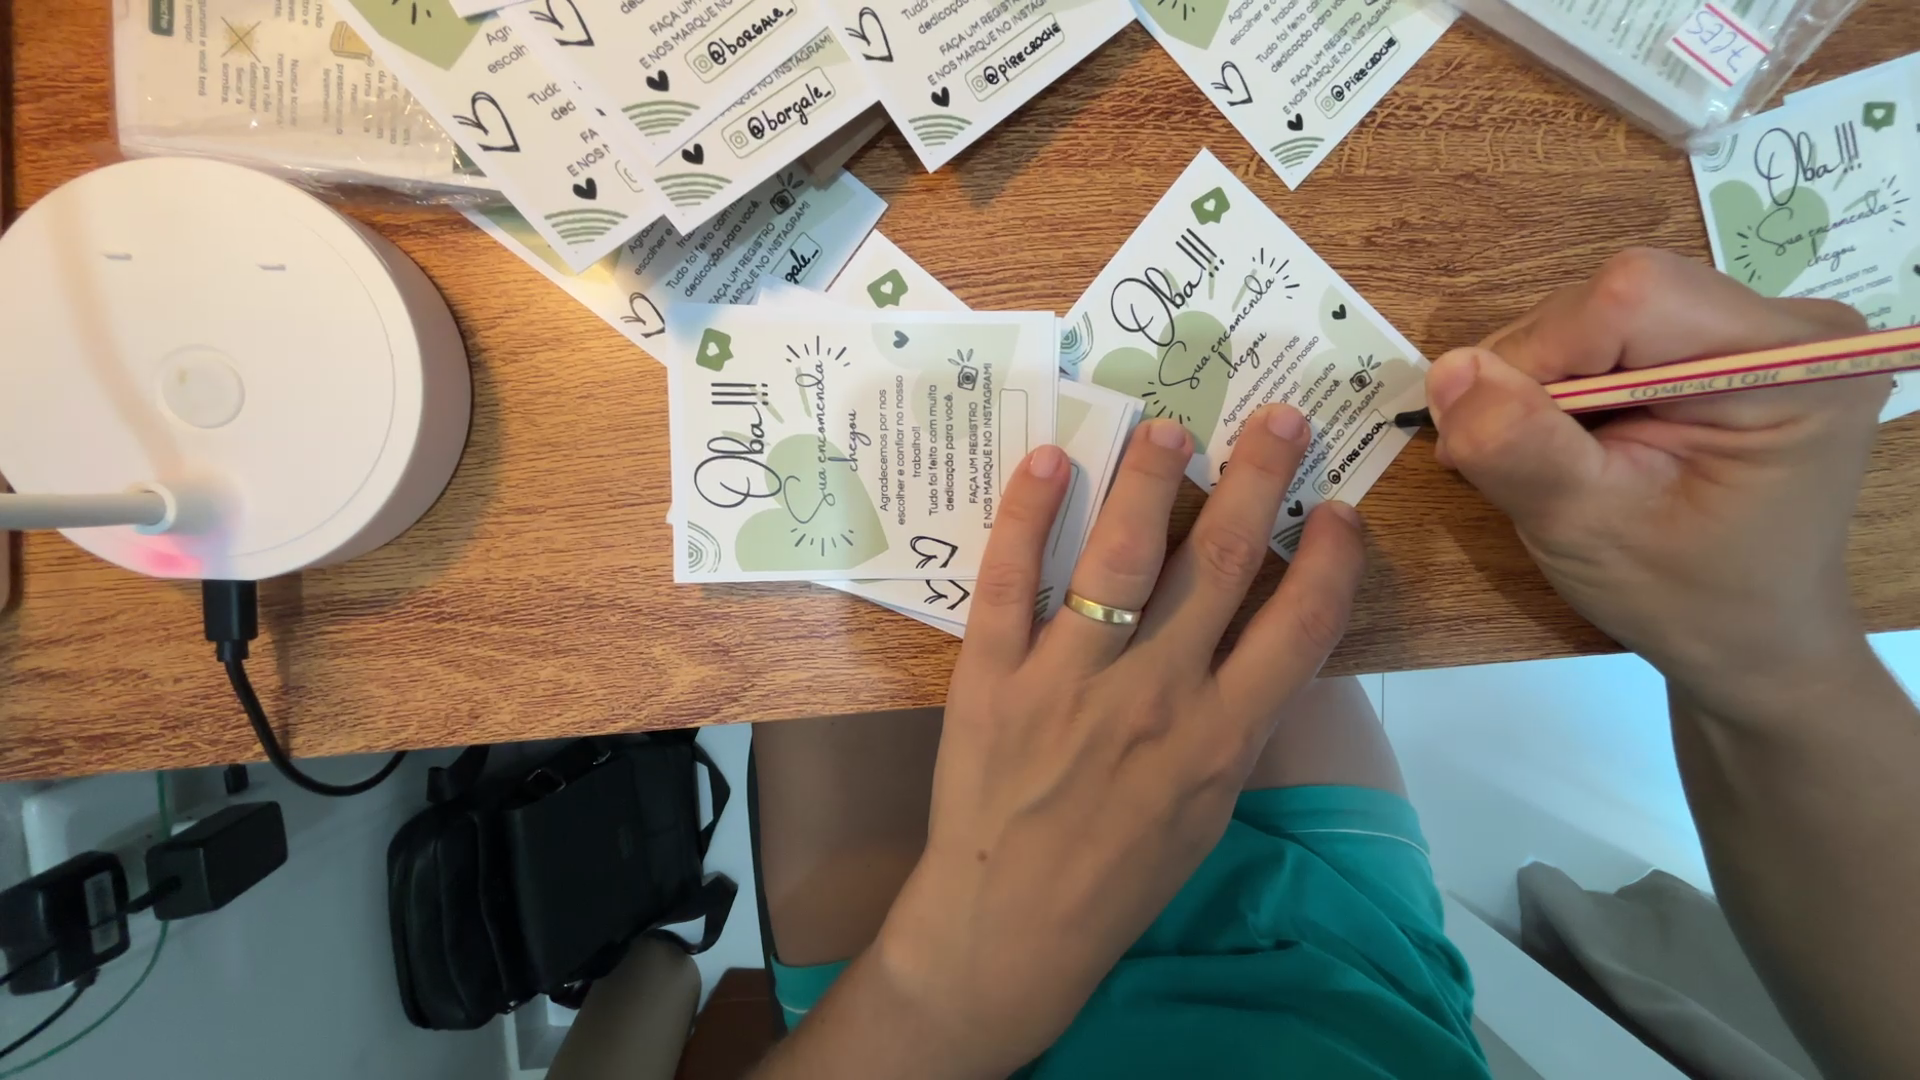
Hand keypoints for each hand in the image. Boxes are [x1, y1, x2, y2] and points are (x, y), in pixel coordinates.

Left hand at [866, 406, 1365, 1076]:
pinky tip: (1047, 464)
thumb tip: (1256, 643)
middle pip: (1221, 567)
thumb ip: (1233, 726)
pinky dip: (1029, 517)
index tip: (1337, 507)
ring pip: (1122, 558)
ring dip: (1150, 482)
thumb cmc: (1118, 876)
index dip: (1328, 558)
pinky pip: (1010, 583)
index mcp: (1220, 740)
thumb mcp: (1205, 812)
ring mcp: (1068, 681)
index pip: (1298, 628)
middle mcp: (1155, 697)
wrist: (1009, 925)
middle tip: (1276, 420)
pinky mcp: (992, 675)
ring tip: (1168, 428)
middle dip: (1256, 483)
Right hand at [1427, 249, 1887, 718]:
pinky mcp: (1708, 352)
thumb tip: (1446, 371)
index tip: (1499, 439)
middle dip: (1525, 377)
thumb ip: (1515, 445)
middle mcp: (1778, 325)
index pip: (1626, 300)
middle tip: (1508, 459)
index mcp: (1782, 362)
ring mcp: (1745, 334)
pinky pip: (1595, 340)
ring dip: (1527, 386)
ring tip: (1532, 458)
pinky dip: (1545, 390)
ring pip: (1584, 317)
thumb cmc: (1678, 593)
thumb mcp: (1582, 526)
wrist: (1736, 632)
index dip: (1535, 359)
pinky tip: (1554, 440)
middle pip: (1600, 302)